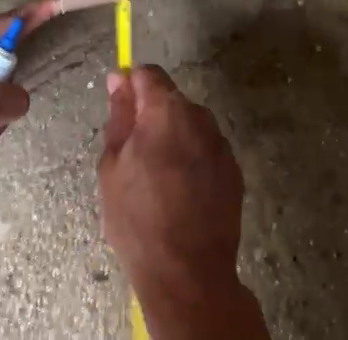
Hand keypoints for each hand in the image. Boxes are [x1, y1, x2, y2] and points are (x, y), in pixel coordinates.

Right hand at [98, 66, 247, 301]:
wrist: (187, 273)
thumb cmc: (137, 218)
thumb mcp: (112, 166)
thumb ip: (119, 116)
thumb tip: (119, 81)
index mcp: (166, 110)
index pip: (148, 74)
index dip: (130, 85)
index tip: (119, 107)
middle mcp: (199, 117)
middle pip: (171, 100)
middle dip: (151, 116)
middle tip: (132, 155)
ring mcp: (221, 144)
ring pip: (190, 126)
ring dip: (174, 138)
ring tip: (157, 180)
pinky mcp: (234, 171)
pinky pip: (206, 151)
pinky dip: (192, 160)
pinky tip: (181, 193)